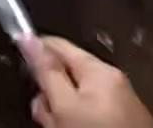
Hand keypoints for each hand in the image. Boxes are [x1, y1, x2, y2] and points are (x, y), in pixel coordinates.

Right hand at [21, 36, 152, 127]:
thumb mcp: (64, 104)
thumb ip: (45, 69)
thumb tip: (25, 35)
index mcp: (100, 71)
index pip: (54, 44)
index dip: (34, 56)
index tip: (27, 78)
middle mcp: (114, 83)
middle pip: (65, 73)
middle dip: (50, 92)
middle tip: (46, 114)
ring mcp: (123, 106)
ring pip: (76, 96)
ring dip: (62, 110)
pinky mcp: (127, 125)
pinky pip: (93, 113)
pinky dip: (80, 122)